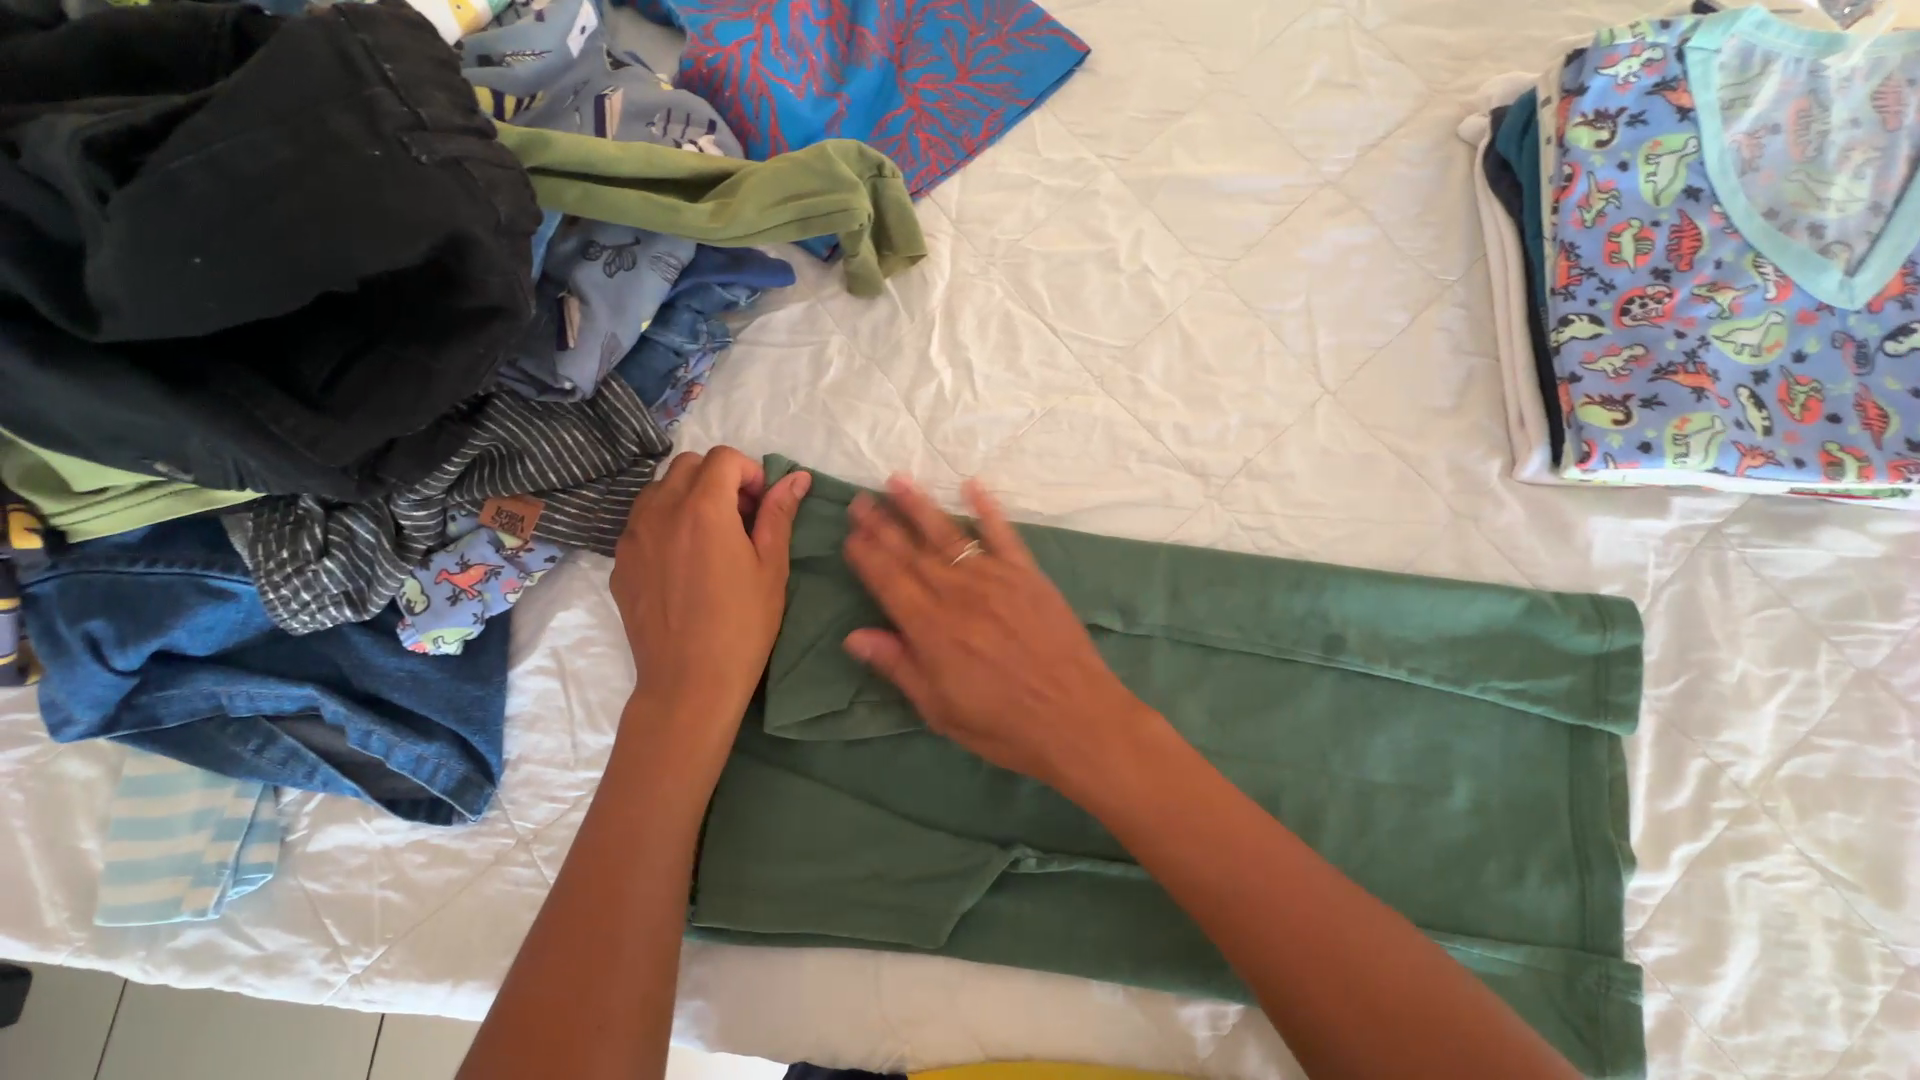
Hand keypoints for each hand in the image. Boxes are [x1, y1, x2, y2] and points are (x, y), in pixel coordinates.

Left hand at [611, 447, 809, 739]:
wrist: (688, 682)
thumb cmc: (743, 626)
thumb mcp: (772, 568)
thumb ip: (779, 515)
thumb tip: (796, 477)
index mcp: (704, 508)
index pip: (724, 458)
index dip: (750, 474)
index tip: (762, 507)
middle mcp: (661, 510)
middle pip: (688, 465)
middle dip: (718, 479)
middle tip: (740, 519)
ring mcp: (633, 536)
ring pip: (659, 489)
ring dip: (688, 497)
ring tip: (710, 538)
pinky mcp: (620, 562)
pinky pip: (642, 523)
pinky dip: (665, 524)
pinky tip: (684, 564)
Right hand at [841, 476, 1166, 792]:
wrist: (1077, 718)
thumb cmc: (1003, 725)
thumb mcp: (940, 709)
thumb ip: (898, 666)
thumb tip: (854, 636)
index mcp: (931, 629)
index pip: (888, 581)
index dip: (866, 556)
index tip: (849, 535)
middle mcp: (958, 594)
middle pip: (912, 552)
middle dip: (882, 525)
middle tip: (860, 500)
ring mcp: (996, 579)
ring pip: (950, 535)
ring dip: (921, 507)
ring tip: (897, 481)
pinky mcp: (1029, 576)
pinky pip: (1003, 535)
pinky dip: (987, 509)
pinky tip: (971, 486)